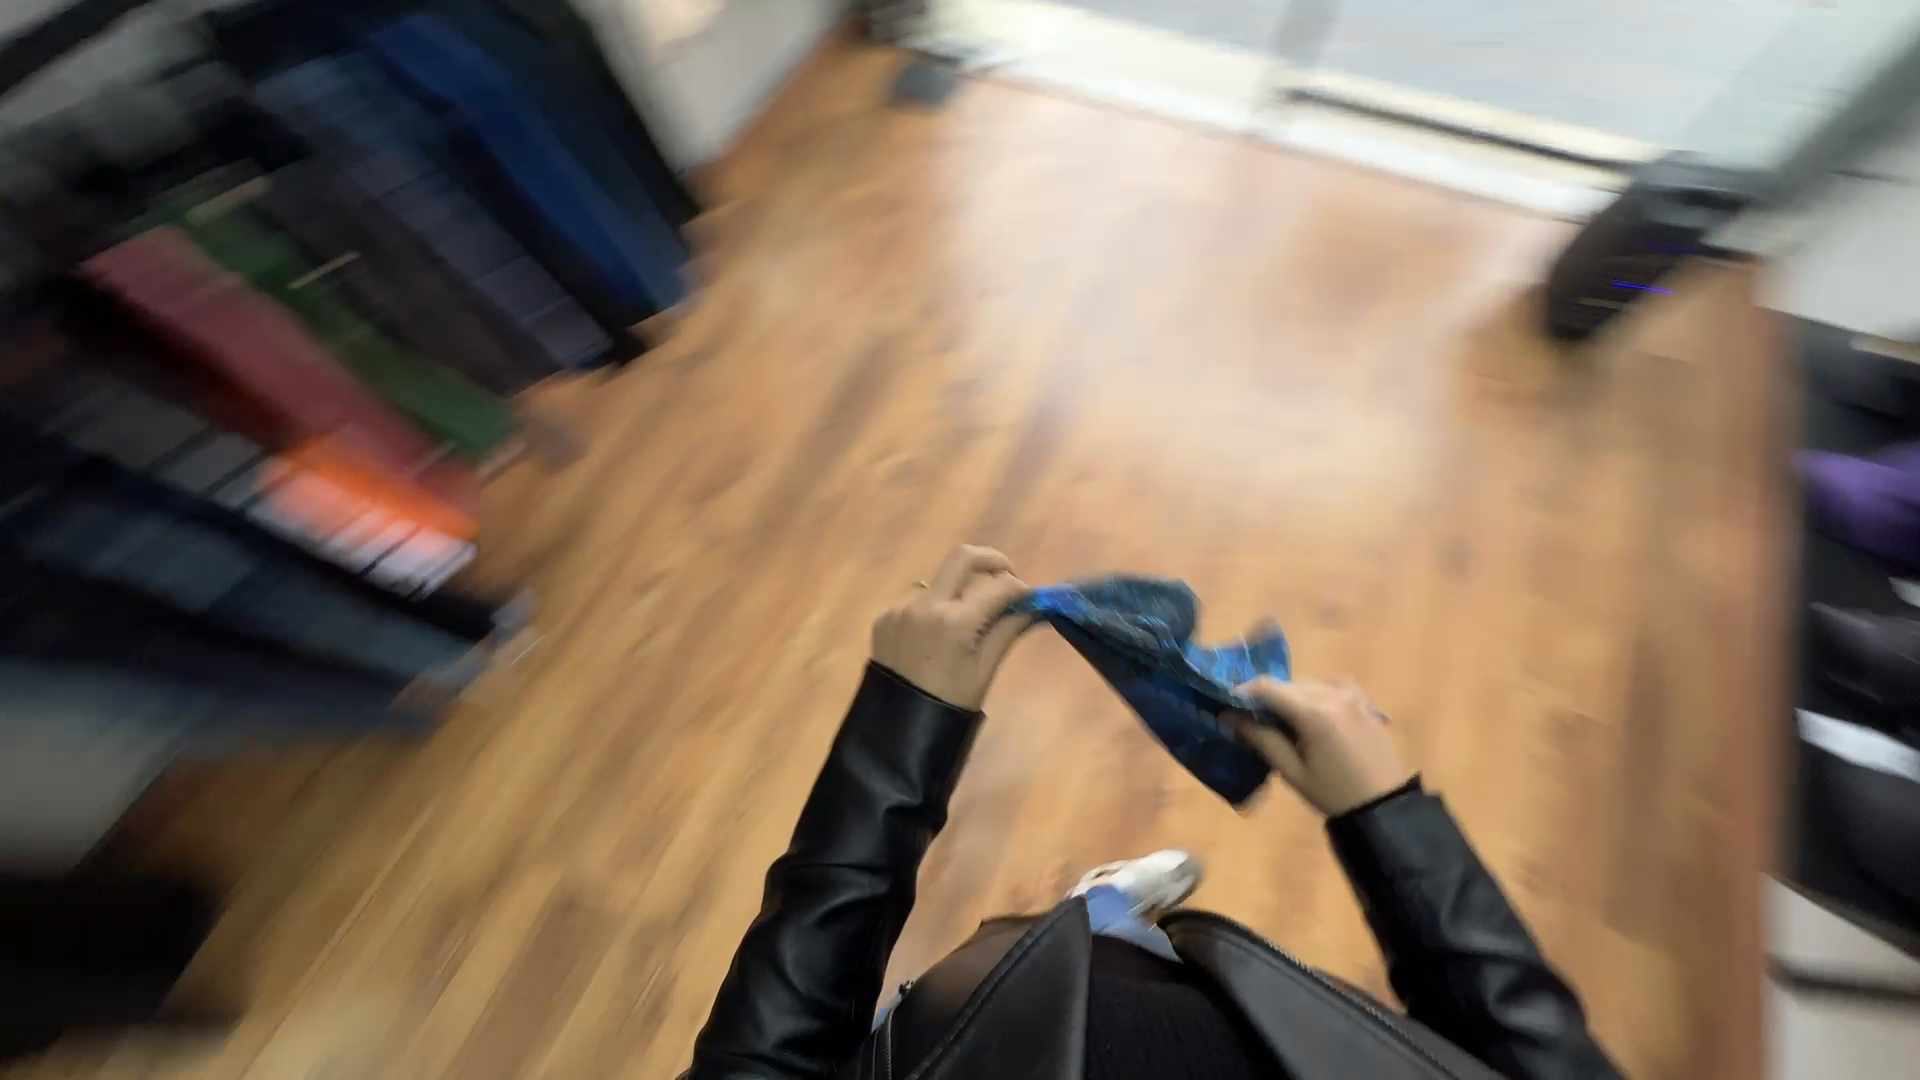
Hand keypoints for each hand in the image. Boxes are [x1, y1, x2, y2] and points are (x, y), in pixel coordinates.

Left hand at [872, 545, 1031, 709]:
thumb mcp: (986, 668)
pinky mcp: (883, 617)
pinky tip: (937, 636)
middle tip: (1008, 576)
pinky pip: (917, 600)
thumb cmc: (951, 704)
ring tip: (969, 620)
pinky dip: (934, 608)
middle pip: (963, 557)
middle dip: (992, 561)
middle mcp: (924, 604)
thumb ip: (1009, 628)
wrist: (898, 731)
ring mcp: (899, 608)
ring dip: (959, 590)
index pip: (999, 586)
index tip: (1029, 596)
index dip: (1020, 588)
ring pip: (939, 580)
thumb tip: (1034, 605)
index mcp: (954, 621)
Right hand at [1231, 677, 1413, 816]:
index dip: (1243, 693)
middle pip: (1286, 683)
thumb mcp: (1292, 771)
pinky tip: (1312, 712)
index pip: (1267, 687)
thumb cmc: (1334, 793)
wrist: (1386, 807)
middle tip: (1253, 719)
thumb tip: (1228, 716)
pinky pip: (1330, 685)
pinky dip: (1314, 692)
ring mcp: (1352, 695)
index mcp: (1314, 712)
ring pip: (1306, 683)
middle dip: (1265, 697)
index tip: (1229, 707)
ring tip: (1283, 720)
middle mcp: (1333, 694)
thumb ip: (1260, 738)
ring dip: (1289, 695)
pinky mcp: (1363, 701)